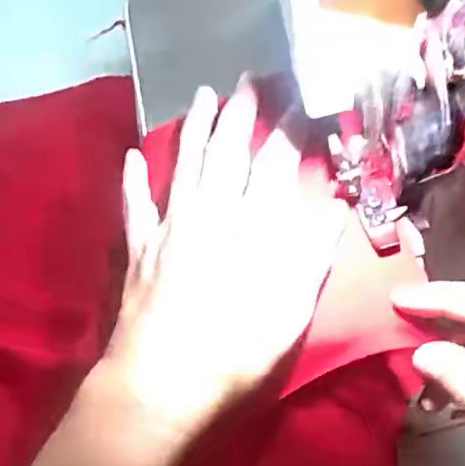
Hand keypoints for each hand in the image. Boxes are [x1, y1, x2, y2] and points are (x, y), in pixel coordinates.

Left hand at [99, 81, 346, 444]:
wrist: (161, 386)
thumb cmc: (232, 357)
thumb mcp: (289, 316)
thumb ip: (311, 260)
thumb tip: (331, 213)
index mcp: (251, 233)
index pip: (275, 168)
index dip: (289, 134)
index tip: (300, 104)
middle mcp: (209, 219)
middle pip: (227, 155)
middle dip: (241, 114)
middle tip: (250, 79)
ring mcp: (169, 232)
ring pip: (183, 167)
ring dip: (195, 129)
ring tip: (203, 95)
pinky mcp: (139, 253)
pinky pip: (136, 207)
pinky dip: (134, 181)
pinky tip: (133, 157)